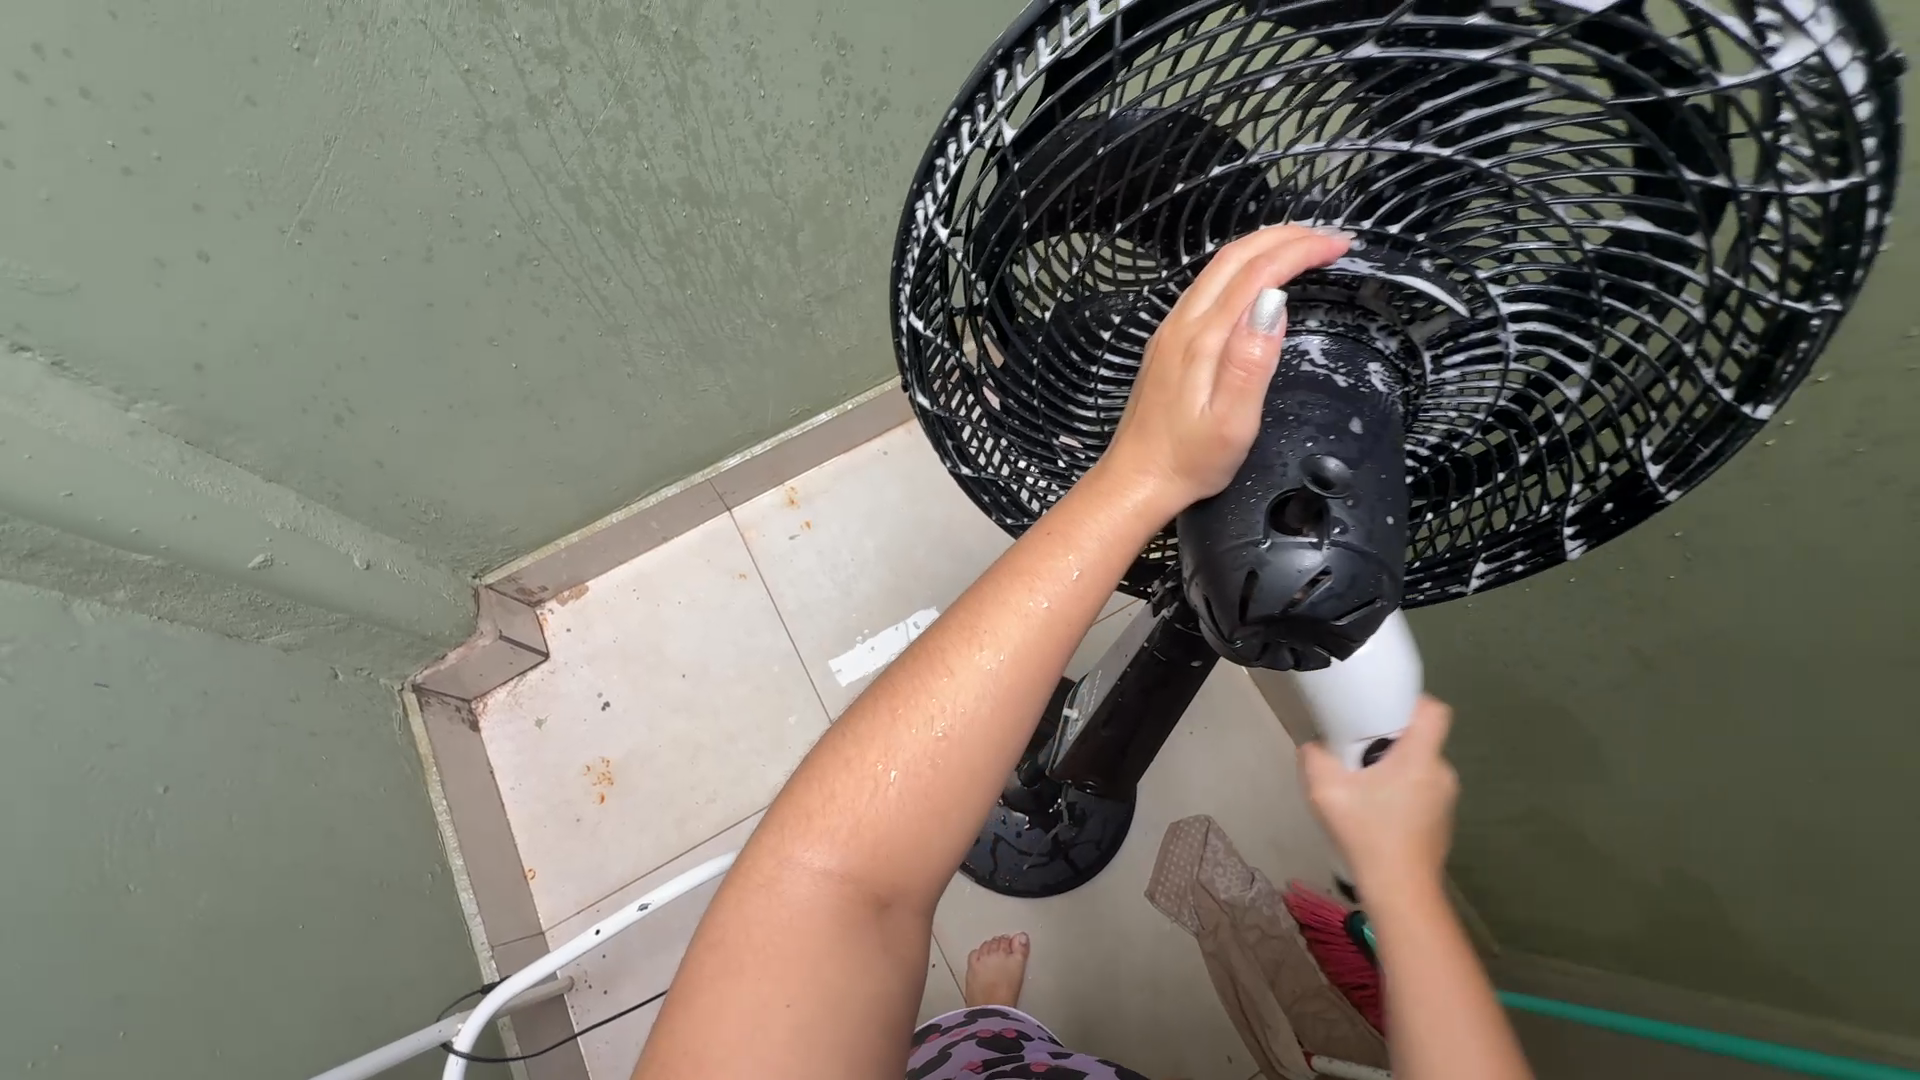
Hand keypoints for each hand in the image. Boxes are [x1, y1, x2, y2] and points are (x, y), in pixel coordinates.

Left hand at [1093, 224, 1351, 520]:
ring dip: (1260, 250)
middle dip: (1283, 237)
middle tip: (1327, 239)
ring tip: (1301, 249)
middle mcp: (1181, 326)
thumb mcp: (1231, 422)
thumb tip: (1274, 303)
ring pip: (1215, 270)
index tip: (1339, 246)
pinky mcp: (1166, 346)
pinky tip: (1256, 285)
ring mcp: (1169, 333)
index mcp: (1202, 339)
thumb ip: (1251, 361)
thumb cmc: (1188, 461)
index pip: (1256, 272)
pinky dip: (1240, 272)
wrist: (1137, 480)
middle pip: (1232, 258)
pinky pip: (1205, 290)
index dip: (1300, 250)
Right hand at [1299, 695, 1458, 894]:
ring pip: (1419, 763)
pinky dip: (1400, 785)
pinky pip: (1421, 785)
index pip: (1434, 711)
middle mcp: (1440, 772)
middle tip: (1355, 747)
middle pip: (1419, 737)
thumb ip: (1315, 757)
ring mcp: (1445, 798)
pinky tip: (1375, 806)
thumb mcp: (1325, 790)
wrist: (1400, 891)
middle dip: (1388, 736)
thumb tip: (1316, 745)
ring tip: (1361, 780)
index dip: (1409, 700)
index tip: (1379, 705)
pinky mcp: (1441, 818)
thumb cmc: (1367, 834)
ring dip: (1392, 764)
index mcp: (1419, 759)